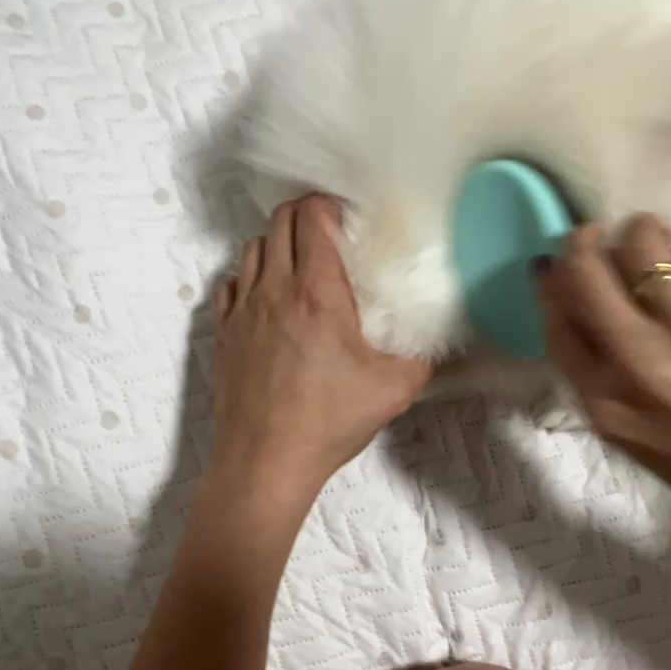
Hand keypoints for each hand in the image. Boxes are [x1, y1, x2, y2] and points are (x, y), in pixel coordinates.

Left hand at [209, 196, 432, 502]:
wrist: (265, 462)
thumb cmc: (328, 424)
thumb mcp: (394, 390)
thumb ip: (423, 357)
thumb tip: (446, 342)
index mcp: (317, 293)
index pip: (314, 216)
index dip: (331, 206)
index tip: (350, 220)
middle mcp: (274, 290)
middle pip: (280, 221)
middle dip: (306, 216)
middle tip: (330, 234)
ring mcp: (242, 310)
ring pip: (252, 247)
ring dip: (277, 244)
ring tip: (301, 264)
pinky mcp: (224, 333)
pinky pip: (231, 283)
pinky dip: (249, 277)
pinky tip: (267, 298)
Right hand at [537, 211, 670, 552]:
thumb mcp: (640, 442)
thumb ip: (608, 383)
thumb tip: (592, 313)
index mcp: (608, 405)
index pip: (557, 319)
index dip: (554, 281)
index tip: (563, 266)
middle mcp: (642, 366)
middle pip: (586, 270)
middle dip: (587, 243)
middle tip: (608, 239)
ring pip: (644, 241)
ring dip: (648, 233)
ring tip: (669, 249)